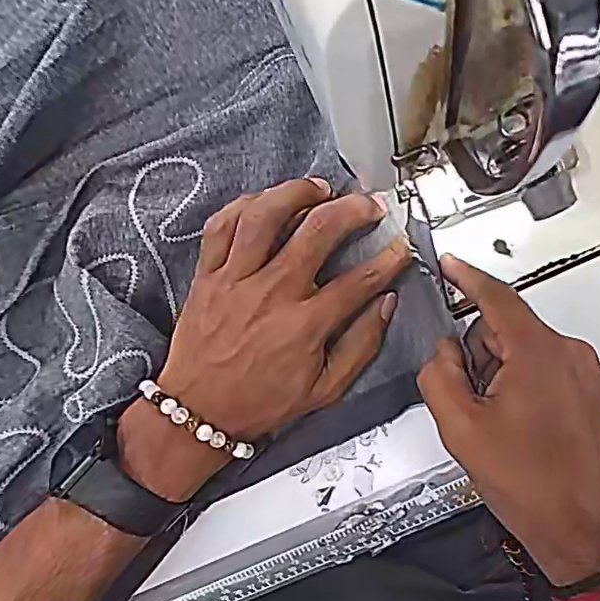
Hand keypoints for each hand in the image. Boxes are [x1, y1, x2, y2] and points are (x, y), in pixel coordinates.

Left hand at [117, 177, 409, 501]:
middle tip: (368, 205)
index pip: (359, 279)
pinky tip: (265, 201)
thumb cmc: (259, 402)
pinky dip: (244, 205)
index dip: (388, 259)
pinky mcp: (208, 275)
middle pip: (318, 231)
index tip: (399, 247)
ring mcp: (236, 280)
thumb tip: (385, 306)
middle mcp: (271, 294)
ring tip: (319, 189)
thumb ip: (360, 346)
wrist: (200, 411)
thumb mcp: (323, 390)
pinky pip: (223, 226)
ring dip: (297, 193)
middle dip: (353, 210)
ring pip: (267, 215)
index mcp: (304, 326)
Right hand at [417, 256, 599, 585]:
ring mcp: (584, 375)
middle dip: (479, 356)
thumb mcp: (461, 428)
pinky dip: (522, 388)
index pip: (496, 297)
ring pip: (524, 352)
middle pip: (506, 330)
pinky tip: (518, 428)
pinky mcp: (590, 394)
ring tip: (499, 424)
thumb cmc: (536, 487)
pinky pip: (545, 371)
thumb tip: (441, 354)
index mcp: (539, 353)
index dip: (467, 278)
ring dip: (500, 376)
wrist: (582, 528)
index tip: (453, 265)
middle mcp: (569, 356)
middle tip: (472, 401)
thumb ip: (439, 376)